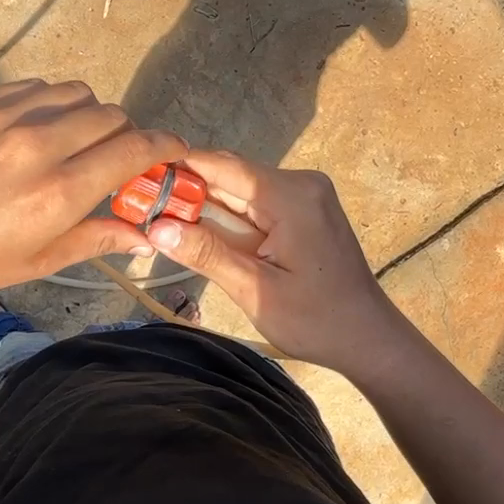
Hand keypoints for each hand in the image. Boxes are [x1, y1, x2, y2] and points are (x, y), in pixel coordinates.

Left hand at [0, 80, 185, 314]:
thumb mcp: (37, 261)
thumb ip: (97, 238)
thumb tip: (146, 235)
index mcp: (60, 191)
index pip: (134, 149)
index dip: (164, 146)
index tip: (173, 152)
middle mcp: (39, 144)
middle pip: (110, 115)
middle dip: (125, 135)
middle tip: (114, 160)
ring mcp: (4, 116)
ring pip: (75, 93)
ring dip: (88, 114)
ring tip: (74, 142)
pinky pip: (33, 87)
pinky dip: (49, 103)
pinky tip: (35, 129)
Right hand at [145, 152, 411, 376]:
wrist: (368, 338)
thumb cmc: (316, 320)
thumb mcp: (254, 289)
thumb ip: (206, 253)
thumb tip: (155, 226)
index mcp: (290, 195)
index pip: (221, 166)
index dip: (177, 169)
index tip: (135, 179)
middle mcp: (300, 183)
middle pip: (229, 177)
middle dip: (188, 195)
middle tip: (140, 212)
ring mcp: (305, 196)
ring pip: (240, 193)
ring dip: (206, 211)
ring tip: (162, 227)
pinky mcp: (305, 212)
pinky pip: (256, 206)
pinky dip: (230, 221)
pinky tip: (203, 238)